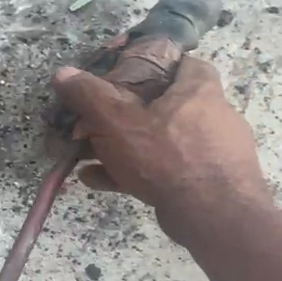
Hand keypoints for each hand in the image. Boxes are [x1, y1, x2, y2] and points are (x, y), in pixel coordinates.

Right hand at [51, 57, 274, 244]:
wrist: (213, 215)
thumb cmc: (164, 157)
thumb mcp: (114, 120)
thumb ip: (88, 94)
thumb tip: (64, 72)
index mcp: (198, 95)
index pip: (190, 66)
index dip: (160, 65)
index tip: (128, 75)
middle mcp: (215, 117)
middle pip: (166, 105)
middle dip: (126, 114)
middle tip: (95, 124)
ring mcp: (217, 150)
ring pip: (163, 139)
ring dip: (125, 146)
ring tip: (90, 160)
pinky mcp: (214, 177)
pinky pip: (168, 166)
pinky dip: (136, 170)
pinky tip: (103, 180)